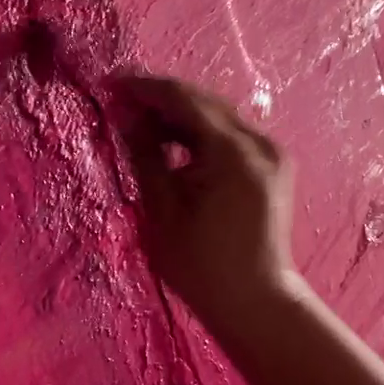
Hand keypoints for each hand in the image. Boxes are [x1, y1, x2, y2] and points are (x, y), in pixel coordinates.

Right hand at [111, 74, 298, 329]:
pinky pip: (229, 135)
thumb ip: (145, 157)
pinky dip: (198, 133)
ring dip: (178, 114)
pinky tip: (171, 141)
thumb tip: (126, 118)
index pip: (184, 100)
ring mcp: (271, 153)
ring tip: (138, 120)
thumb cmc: (202, 266)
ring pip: (216, 116)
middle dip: (160, 98)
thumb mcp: (163, 211)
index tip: (111, 82)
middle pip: (204, 102)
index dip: (145, 87)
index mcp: (233, 153)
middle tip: (120, 99)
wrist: (256, 302)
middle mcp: (259, 143)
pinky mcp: (272, 166)